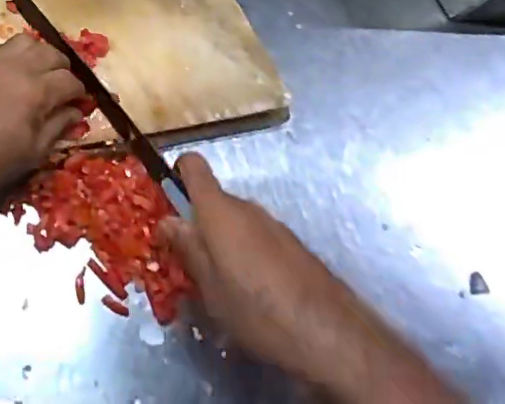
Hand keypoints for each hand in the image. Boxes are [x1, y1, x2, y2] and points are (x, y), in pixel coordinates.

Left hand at [0, 33, 84, 210]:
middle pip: (51, 53)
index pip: (69, 80)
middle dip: (63, 69)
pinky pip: (5, 48)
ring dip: (41, 54)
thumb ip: (59, 125)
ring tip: (43, 75)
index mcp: (35, 91)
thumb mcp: (36, 150)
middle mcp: (17, 68)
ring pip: (28, 42)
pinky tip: (19, 74)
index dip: (79, 93)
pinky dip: (19, 54)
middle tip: (64, 88)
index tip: (80, 103)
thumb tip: (76, 111)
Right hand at [162, 154, 457, 403]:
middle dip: (201, 223)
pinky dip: (252, 255)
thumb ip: (187, 248)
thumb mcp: (209, 286)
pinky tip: (258, 294)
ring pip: (238, 222)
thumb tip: (168, 221)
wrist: (336, 338)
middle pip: (214, 200)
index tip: (169, 197)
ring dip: (227, 242)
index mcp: (218, 208)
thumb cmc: (259, 309)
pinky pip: (261, 239)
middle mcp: (247, 207)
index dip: (177, 173)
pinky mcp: (296, 247)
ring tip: (227, 284)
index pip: (192, 165)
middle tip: (194, 260)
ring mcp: (275, 225)